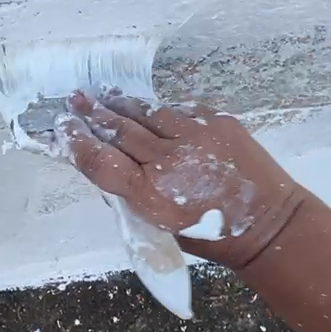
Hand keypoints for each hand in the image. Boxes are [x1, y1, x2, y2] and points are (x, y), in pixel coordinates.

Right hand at [60, 91, 309, 270]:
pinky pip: (178, 110)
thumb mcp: (158, 228)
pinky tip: (146, 106)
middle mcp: (168, 160)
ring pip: (147, 112)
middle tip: (73, 100)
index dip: (77, 142)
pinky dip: (158, 109)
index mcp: (149, 193)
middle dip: (92, 114)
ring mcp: (194, 136)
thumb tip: (108, 167)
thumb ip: (130, 197)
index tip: (63, 128)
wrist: (267, 225)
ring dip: (122, 104)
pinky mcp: (217, 122)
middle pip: (119, 130)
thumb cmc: (207, 237)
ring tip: (103, 94)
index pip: (100, 160)